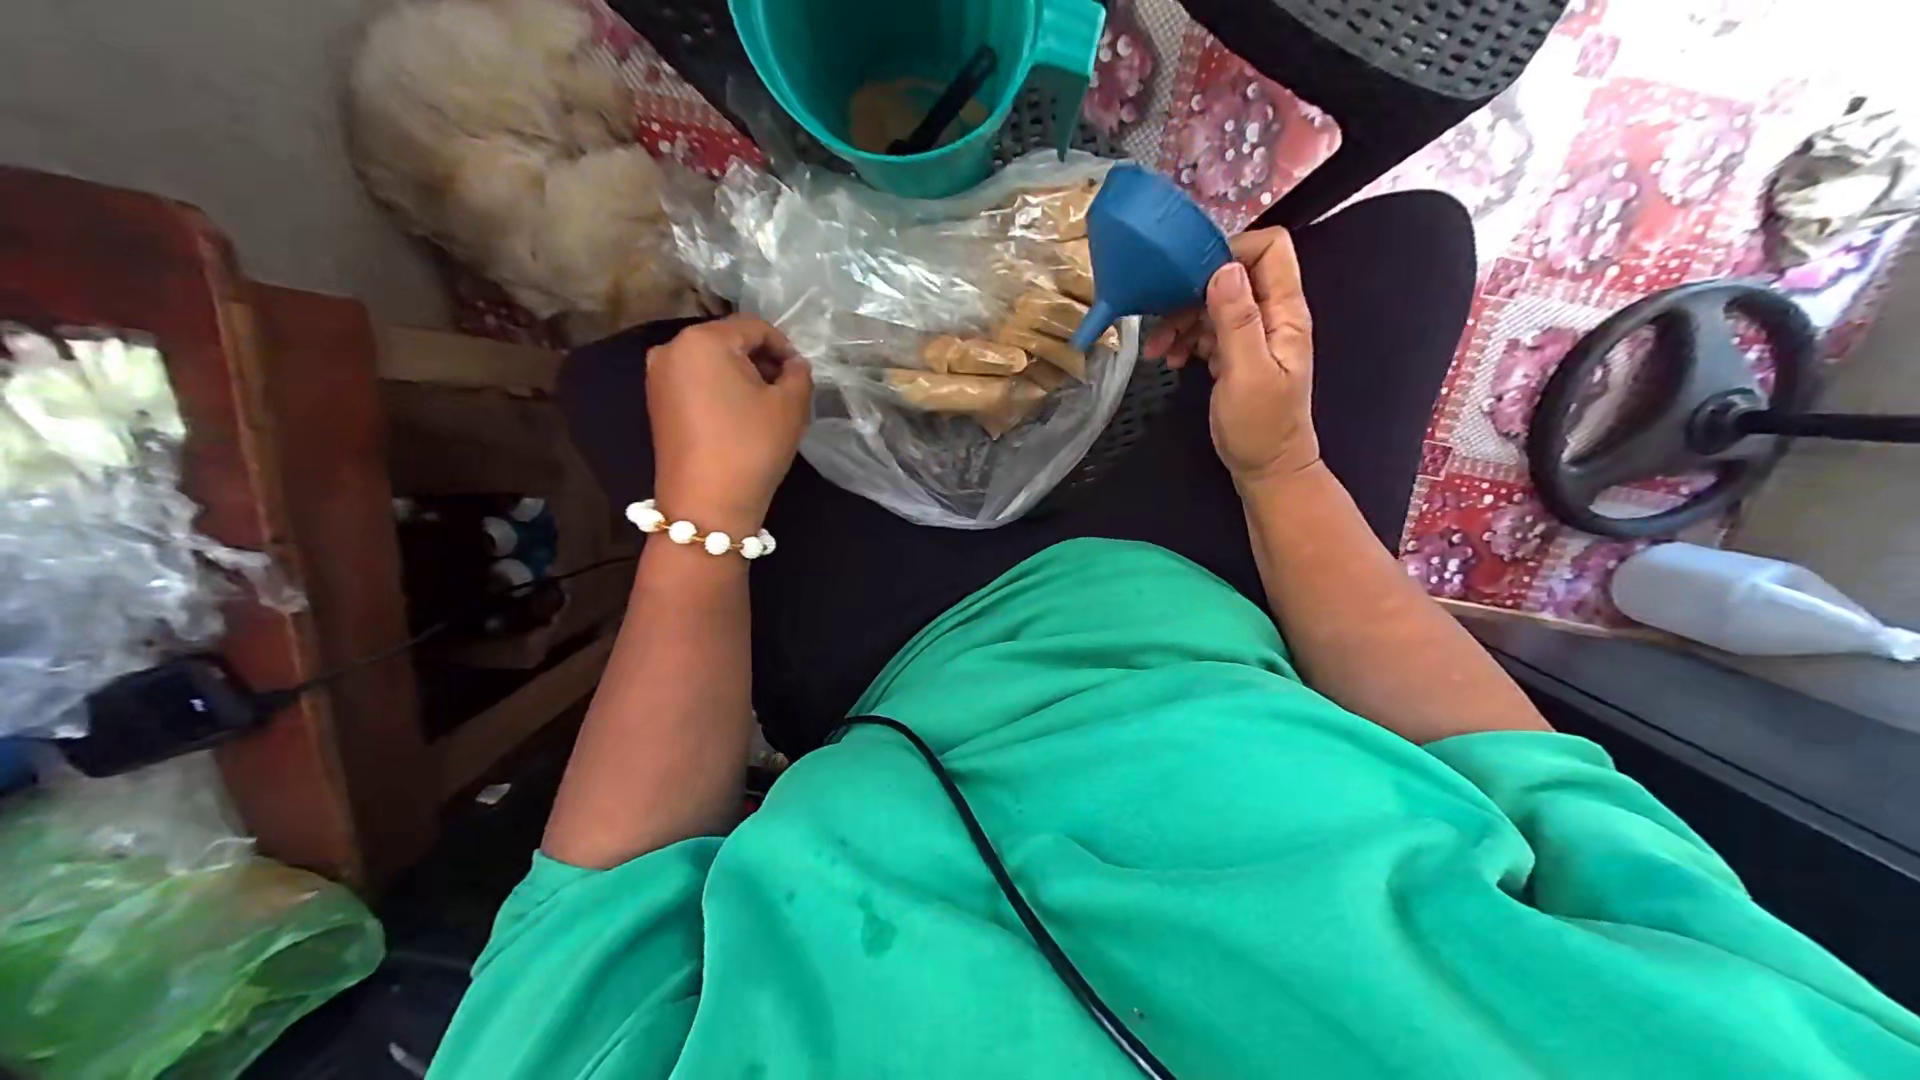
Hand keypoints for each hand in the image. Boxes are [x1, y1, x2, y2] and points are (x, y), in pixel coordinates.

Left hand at [648, 316, 812, 536]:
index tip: (803, 374)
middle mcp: (672, 349)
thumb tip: (794, 365)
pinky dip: (722, 391)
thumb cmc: (751, 447)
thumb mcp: (790, 406)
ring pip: (712, 363)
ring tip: (767, 407)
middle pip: (729, 341)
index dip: (785, 347)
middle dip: (762, 361)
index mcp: (703, 340)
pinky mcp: (656, 404)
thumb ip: (799, 374)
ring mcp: (658, 377)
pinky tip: (741, 418)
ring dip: (743, 377)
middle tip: (788, 391)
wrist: (706, 504)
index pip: (755, 327)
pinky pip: (696, 383)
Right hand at [1144, 228, 1318, 483]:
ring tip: (1160, 349)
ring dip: (1181, 320)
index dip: (1231, 251)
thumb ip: (1237, 320)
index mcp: (1284, 313)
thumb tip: (1223, 269)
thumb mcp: (1247, 373)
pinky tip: (1171, 359)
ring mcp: (1251, 335)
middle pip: (1231, 275)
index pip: (1269, 249)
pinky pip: (1205, 331)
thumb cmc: (1260, 426)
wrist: (1265, 468)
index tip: (1192, 276)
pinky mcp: (1233, 353)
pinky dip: (1185, 339)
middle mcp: (1270, 315)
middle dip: (1193, 291)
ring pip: (1212, 304)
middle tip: (1163, 319)